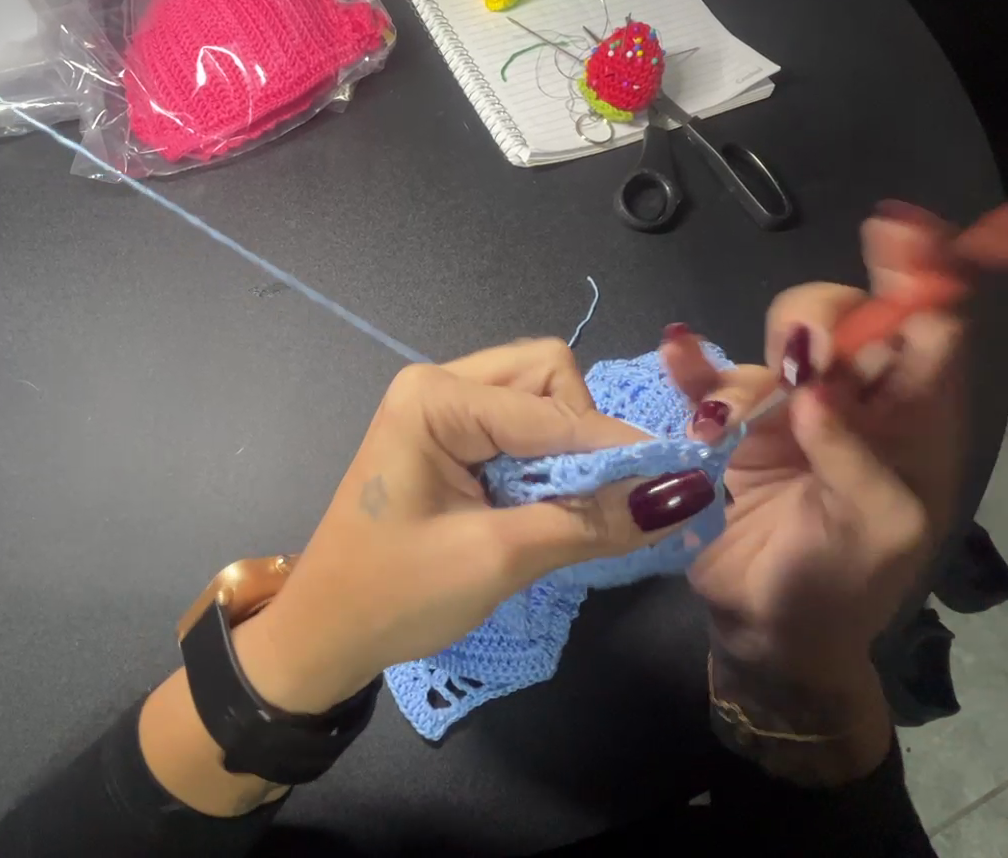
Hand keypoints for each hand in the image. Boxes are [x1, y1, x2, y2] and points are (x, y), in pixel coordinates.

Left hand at [235, 339, 718, 714]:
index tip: (675, 487)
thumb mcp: (498, 559)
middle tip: (592, 502)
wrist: (325, 631)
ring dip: (568, 449)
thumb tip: (681, 494)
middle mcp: (439, 383)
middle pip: (548, 377)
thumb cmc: (395, 596)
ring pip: (539, 398)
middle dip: (583, 434)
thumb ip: (589, 522)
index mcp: (435, 397)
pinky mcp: (449, 433)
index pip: (552, 405)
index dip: (614, 447)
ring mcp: (441, 405)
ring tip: (565, 509)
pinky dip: (547, 459)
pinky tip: (544, 502)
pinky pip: (519, 425)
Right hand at [668, 203, 967, 683]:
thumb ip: (857, 461)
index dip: (920, 275)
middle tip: (797, 357)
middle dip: (822, 321)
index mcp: (912, 424)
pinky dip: (692, 363)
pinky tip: (676, 350)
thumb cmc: (840, 585)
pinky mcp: (732, 428)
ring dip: (750, 365)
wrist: (766, 624)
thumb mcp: (876, 533)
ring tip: (723, 420)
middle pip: (846, 320)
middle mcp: (853, 403)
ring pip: (776, 343)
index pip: (928, 330)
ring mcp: (787, 411)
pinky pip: (709, 379)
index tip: (897, 229)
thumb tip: (812, 395)